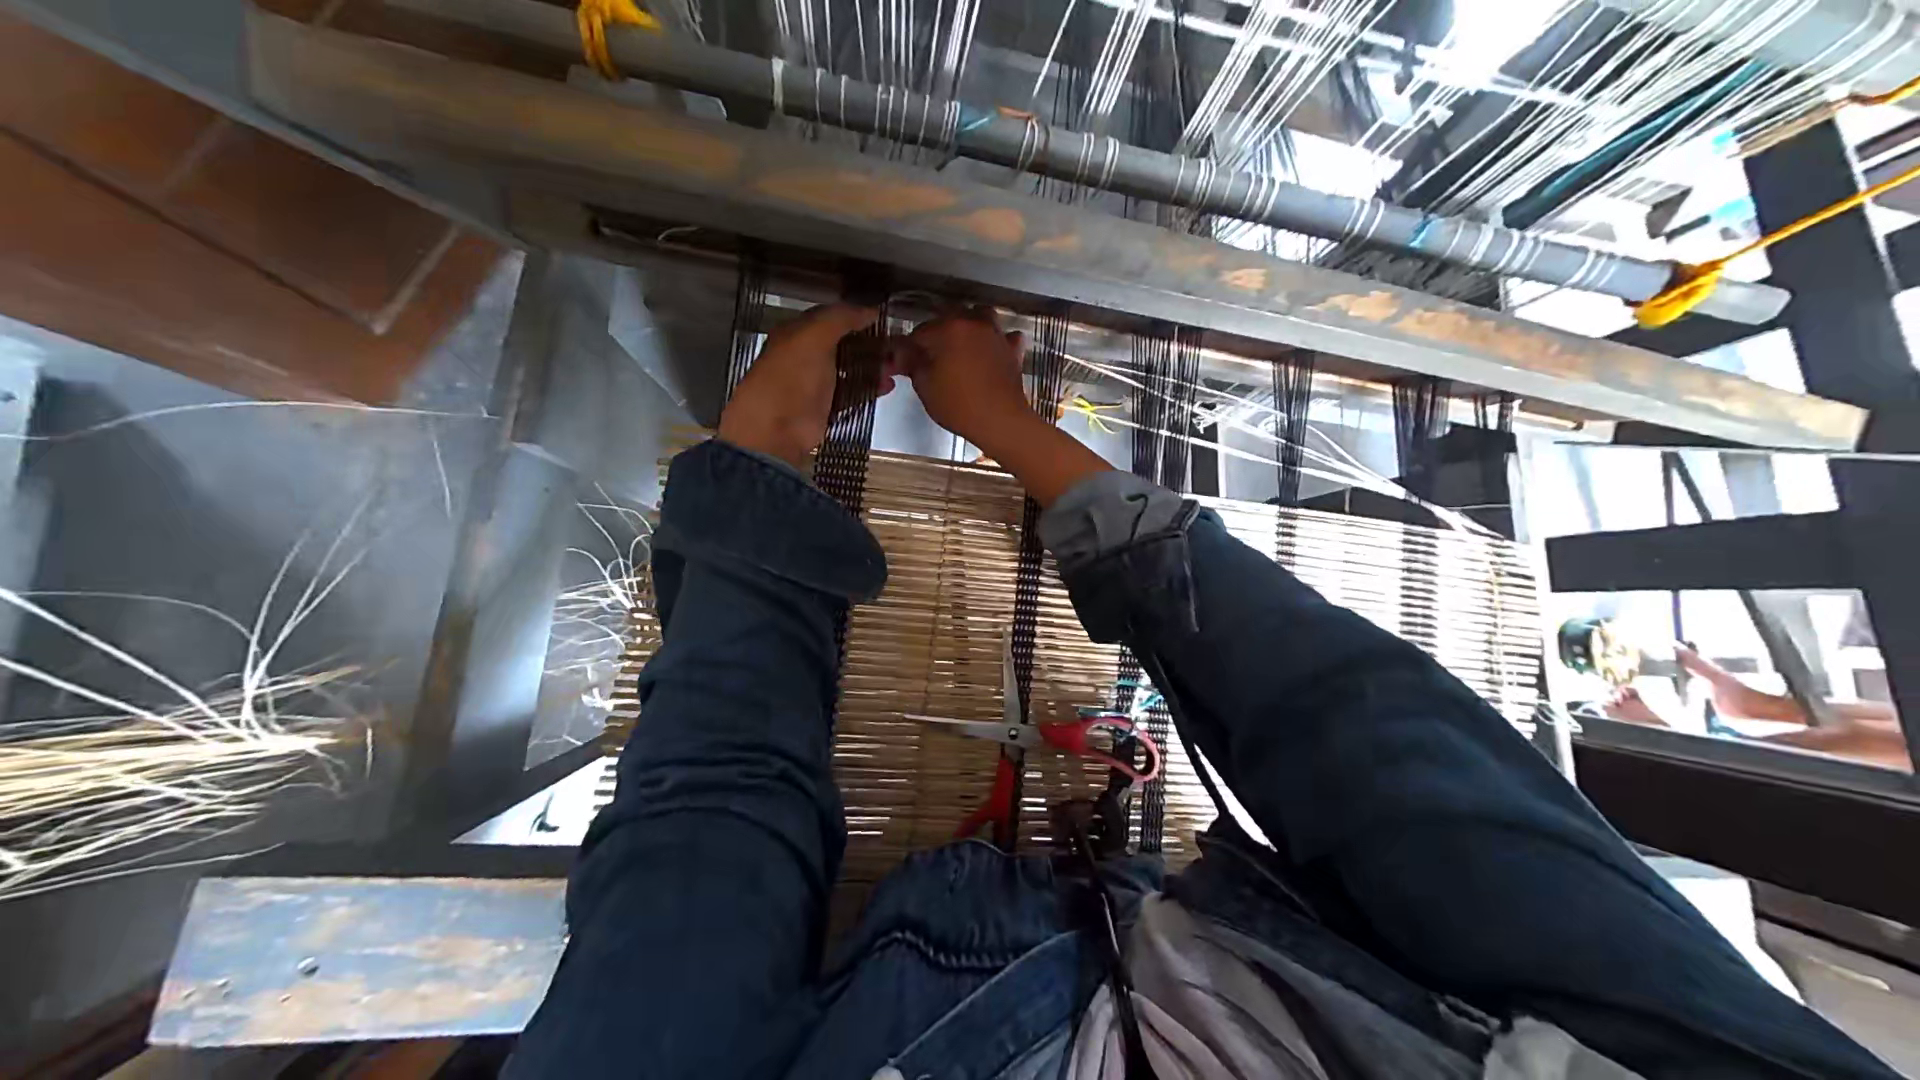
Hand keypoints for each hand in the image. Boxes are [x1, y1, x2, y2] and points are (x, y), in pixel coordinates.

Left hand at [717, 303, 881, 468]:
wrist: (775, 431)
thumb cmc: (790, 378)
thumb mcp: (813, 337)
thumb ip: (841, 318)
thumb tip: (871, 309)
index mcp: (795, 334)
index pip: (829, 318)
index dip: (854, 316)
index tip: (882, 319)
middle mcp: (804, 356)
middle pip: (842, 345)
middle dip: (868, 344)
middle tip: (894, 347)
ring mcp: (815, 384)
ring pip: (848, 370)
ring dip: (871, 367)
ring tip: (895, 369)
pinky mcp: (825, 408)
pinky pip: (851, 394)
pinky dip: (868, 389)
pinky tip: (886, 387)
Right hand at [899, 305, 1113, 505]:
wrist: (1001, 421)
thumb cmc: (959, 406)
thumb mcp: (926, 387)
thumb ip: (913, 364)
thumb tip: (903, 354)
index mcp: (948, 329)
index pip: (919, 332)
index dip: (909, 347)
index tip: (905, 361)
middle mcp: (973, 323)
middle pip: (948, 318)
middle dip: (936, 335)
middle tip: (930, 358)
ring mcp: (996, 334)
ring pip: (979, 316)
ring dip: (968, 326)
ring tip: (960, 346)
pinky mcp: (1013, 349)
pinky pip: (1004, 336)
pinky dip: (996, 340)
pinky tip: (991, 351)